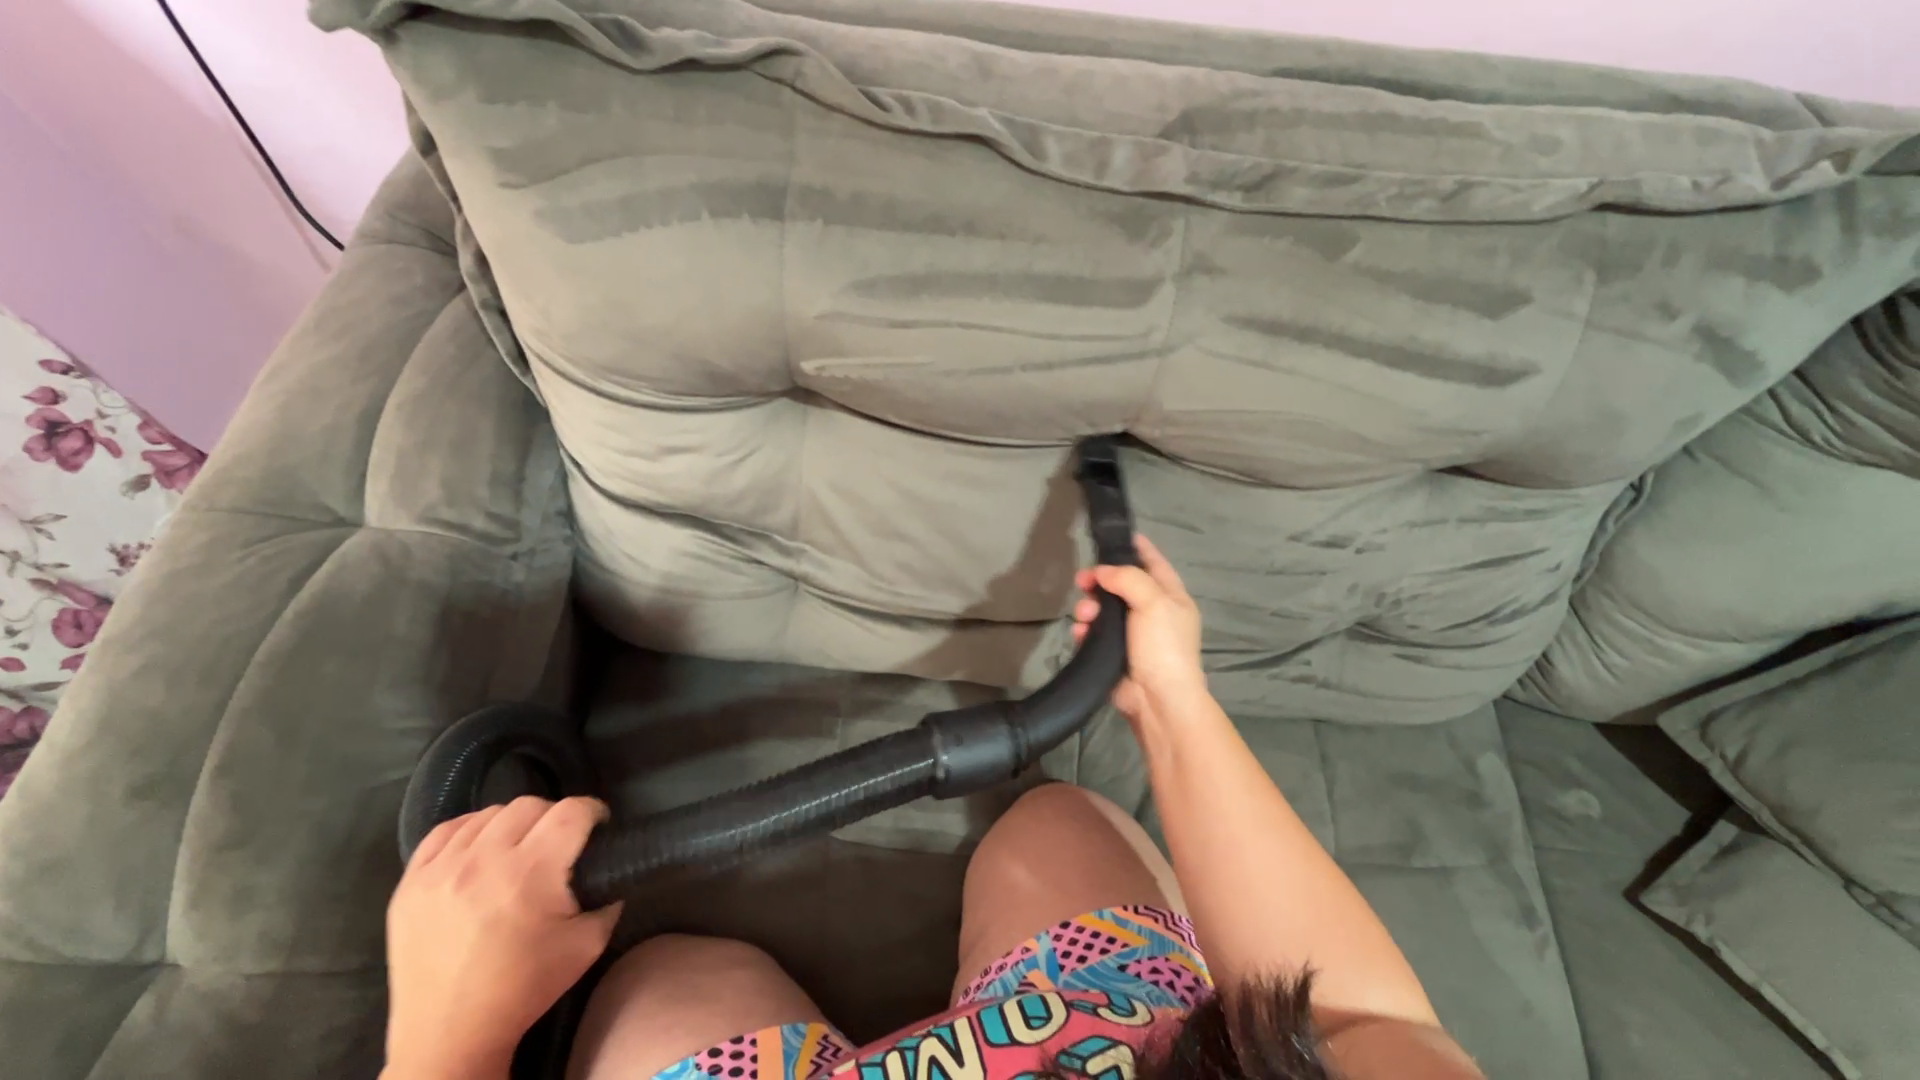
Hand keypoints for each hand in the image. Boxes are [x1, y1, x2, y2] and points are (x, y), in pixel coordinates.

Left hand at [382, 796, 622, 1079]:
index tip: (598, 826)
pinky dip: (470, 831)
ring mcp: (440, 869)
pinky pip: (445, 831)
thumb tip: (615, 869)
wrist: (450, 1035)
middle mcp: (483, 860)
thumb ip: (610, 898)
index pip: (572, 811)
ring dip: (512, 824)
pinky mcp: (410, 882)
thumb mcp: (588, 944)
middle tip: (560, 844)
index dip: (593, 812)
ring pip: (489, 814)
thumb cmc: (524, 988)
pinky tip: (480, 851)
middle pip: (530, 805)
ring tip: (518, 849)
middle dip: (554, 817)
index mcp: (531, 873)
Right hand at [1072, 533, 1207, 733]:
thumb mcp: (1153, 602)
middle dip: (1100, 582)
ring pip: (1103, 609)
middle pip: (1121, 585)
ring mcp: (1133, 634)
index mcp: (1170, 597)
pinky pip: (1094, 633)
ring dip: (1089, 608)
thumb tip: (1102, 572)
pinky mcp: (1114, 653)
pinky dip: (1084, 631)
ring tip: (1084, 617)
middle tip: (1082, 581)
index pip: (1154, 563)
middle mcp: (1152, 612)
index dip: (1138, 548)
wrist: (1158, 699)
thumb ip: (1128, 578)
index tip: (1117, 536)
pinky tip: (1079, 633)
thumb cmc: (1163, 646)